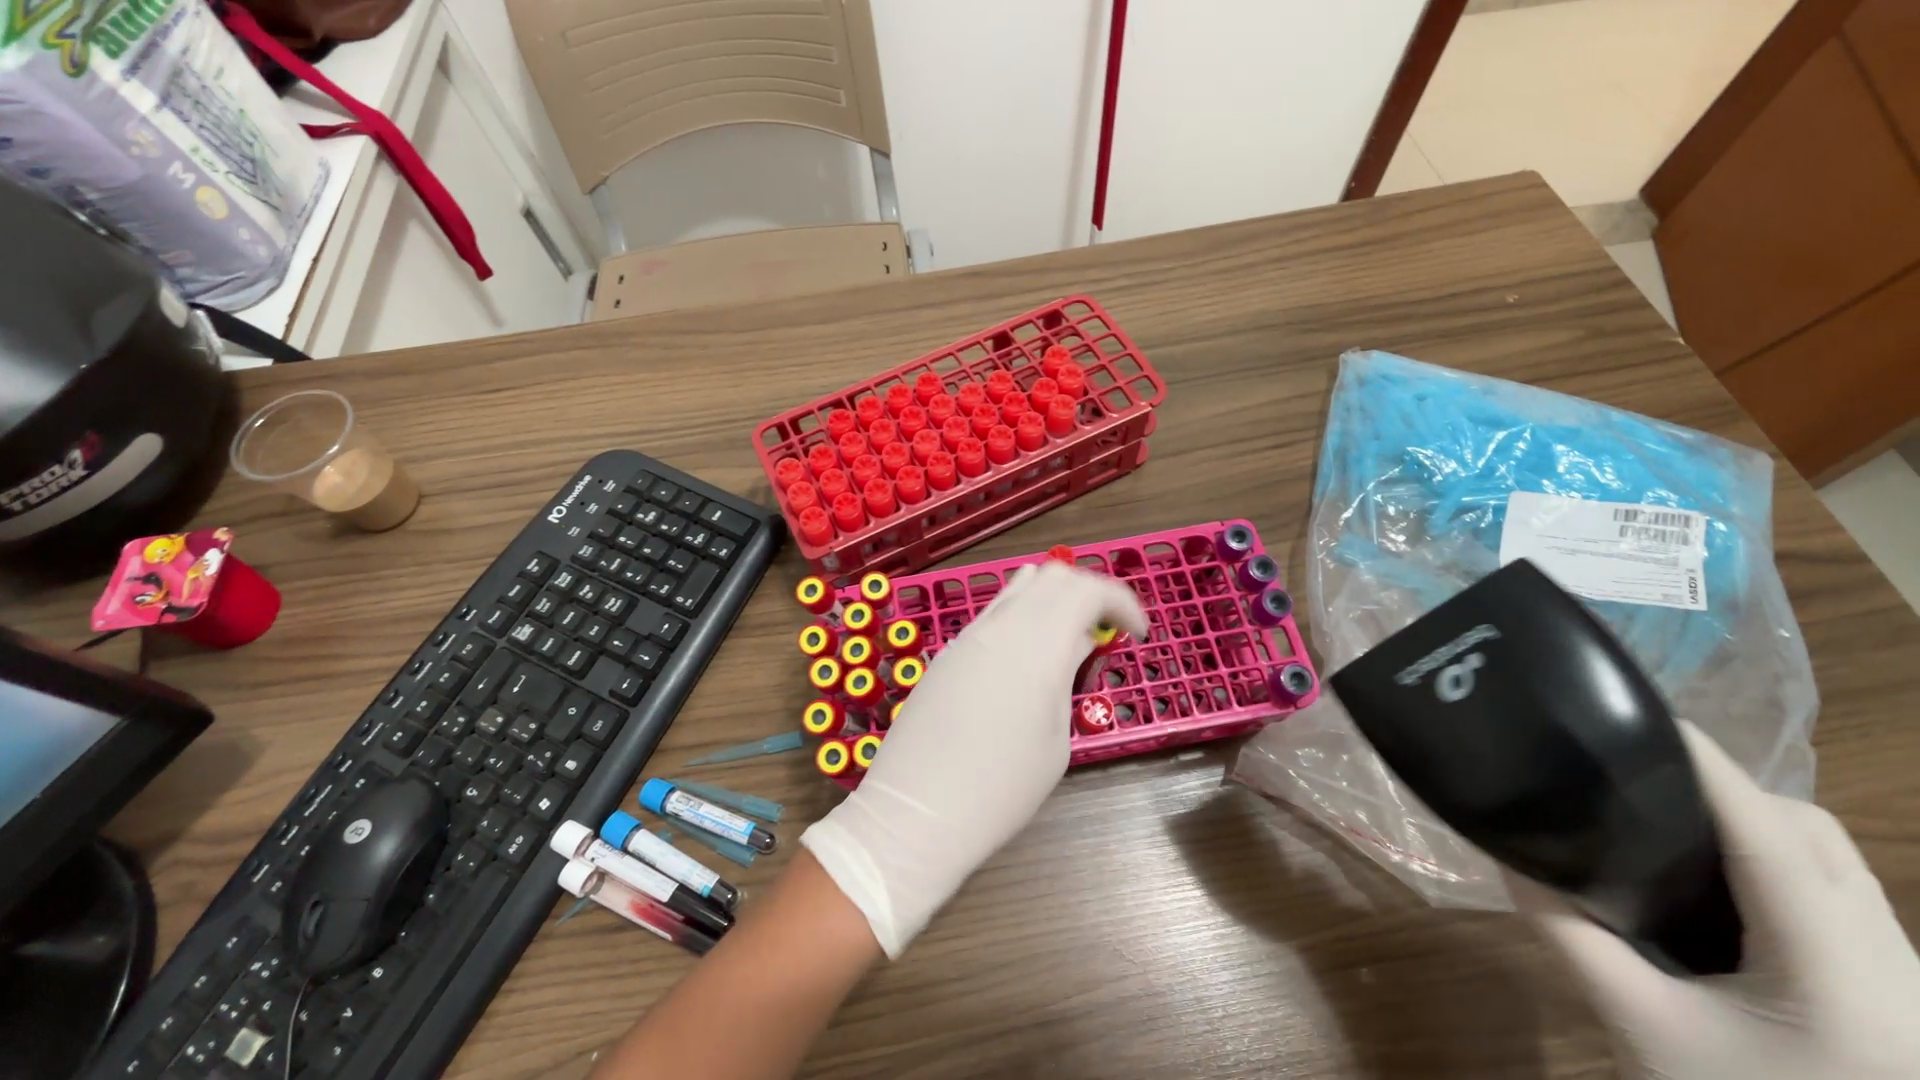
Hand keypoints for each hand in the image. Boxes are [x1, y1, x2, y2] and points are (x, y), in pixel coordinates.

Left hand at [800, 561, 1147, 957]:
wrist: (917, 811)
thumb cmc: (1001, 788)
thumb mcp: (1056, 738)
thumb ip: (1067, 677)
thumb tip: (1074, 645)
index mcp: (1037, 644)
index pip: (1089, 590)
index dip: (1122, 604)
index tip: (1136, 635)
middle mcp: (1002, 626)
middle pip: (1054, 577)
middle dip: (1089, 595)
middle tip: (1103, 637)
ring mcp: (969, 636)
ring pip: (1019, 588)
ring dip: (1052, 602)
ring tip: (1065, 646)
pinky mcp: (947, 653)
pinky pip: (994, 615)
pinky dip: (1023, 619)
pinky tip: (1025, 664)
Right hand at [1523, 723, 1919, 1079]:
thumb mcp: (1643, 1030)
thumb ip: (1573, 940)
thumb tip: (1508, 861)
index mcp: (1837, 963)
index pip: (1769, 832)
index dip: (1707, 766)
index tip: (1642, 716)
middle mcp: (1893, 956)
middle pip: (1812, 834)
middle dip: (1729, 791)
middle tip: (1638, 781)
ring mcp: (1905, 976)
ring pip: (1834, 862)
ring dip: (1758, 825)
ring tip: (1670, 823)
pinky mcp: (1897, 993)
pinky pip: (1839, 896)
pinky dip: (1779, 864)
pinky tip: (1722, 885)